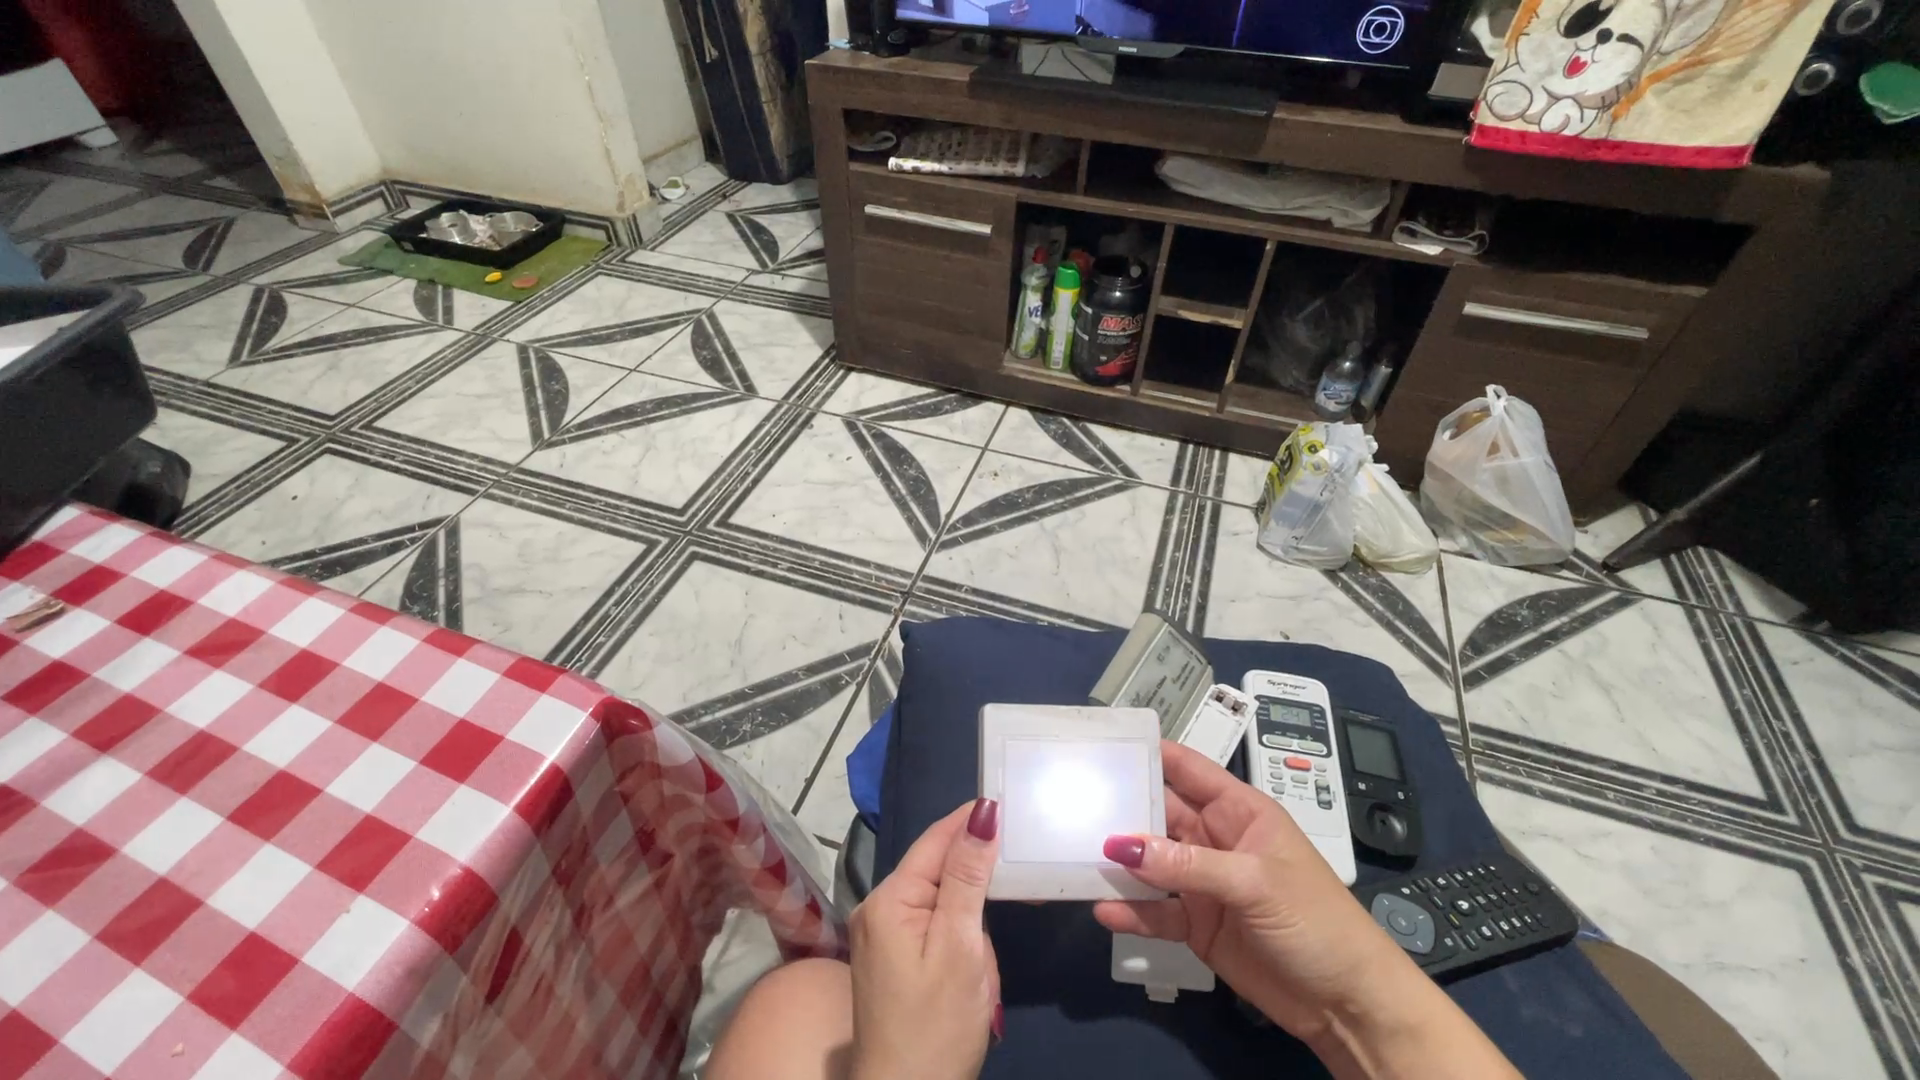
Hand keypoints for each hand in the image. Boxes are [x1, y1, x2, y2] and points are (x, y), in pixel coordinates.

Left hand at [848, 799, 1003, 1079]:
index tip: (1013, 803)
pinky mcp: (896, 957)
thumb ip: (968, 876)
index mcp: (889, 898)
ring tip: (1012, 900)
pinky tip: (984, 938)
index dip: (971, 820)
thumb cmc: (937, 1024)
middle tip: (1026, 860)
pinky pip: (934, 921)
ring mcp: (885, 934)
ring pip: (939, 894)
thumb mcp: (960, 946)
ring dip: (974, 902)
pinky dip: (963, 925)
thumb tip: (981, 812)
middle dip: (978, 866)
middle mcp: (880, 907)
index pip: (936, 840)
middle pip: (936, 864)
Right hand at [1092, 740, 1417, 1041]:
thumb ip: (1188, 864)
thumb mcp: (1256, 883)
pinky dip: (1130, 911)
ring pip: (1150, 863)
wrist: (1348, 1004)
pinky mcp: (1196, 925)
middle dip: (1121, 807)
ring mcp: (1203, 883)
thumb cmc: (1317, 922)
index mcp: (1239, 811)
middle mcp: (1215, 839)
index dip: (1150, 753)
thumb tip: (1121, 847)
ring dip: (1119, 862)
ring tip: (1076, 856)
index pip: (1188, 770)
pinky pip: (1155, 911)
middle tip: (1072, 803)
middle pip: (1159, 813)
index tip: (1105, 745)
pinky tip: (1104, 910)